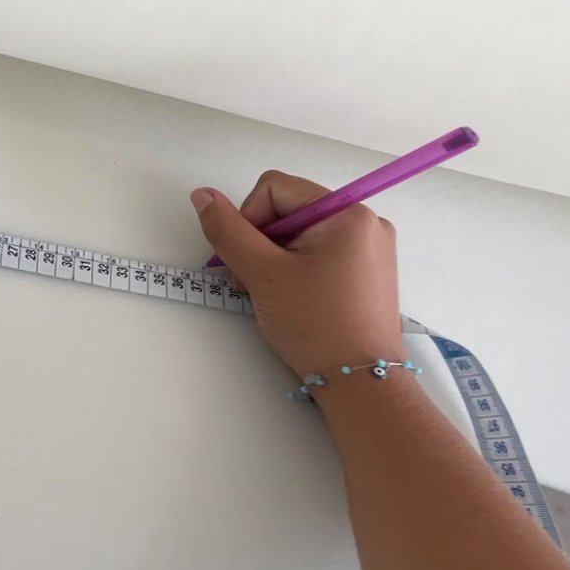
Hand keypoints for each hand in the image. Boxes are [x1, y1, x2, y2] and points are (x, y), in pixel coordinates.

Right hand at [190, 171, 404, 379]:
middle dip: (259, 241)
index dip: (248, 219)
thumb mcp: (261, 273)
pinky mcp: (363, 267)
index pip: (273, 189)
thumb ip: (227, 230)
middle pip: (284, 209)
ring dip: (270, 256)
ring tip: (269, 291)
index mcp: (347, 214)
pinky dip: (290, 265)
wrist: (360, 380)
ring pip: (295, 231)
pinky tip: (288, 293)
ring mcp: (367, 245)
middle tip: (253, 280)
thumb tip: (202, 195)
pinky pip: (313, 249)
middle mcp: (363, 221)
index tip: (250, 259)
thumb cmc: (316, 324)